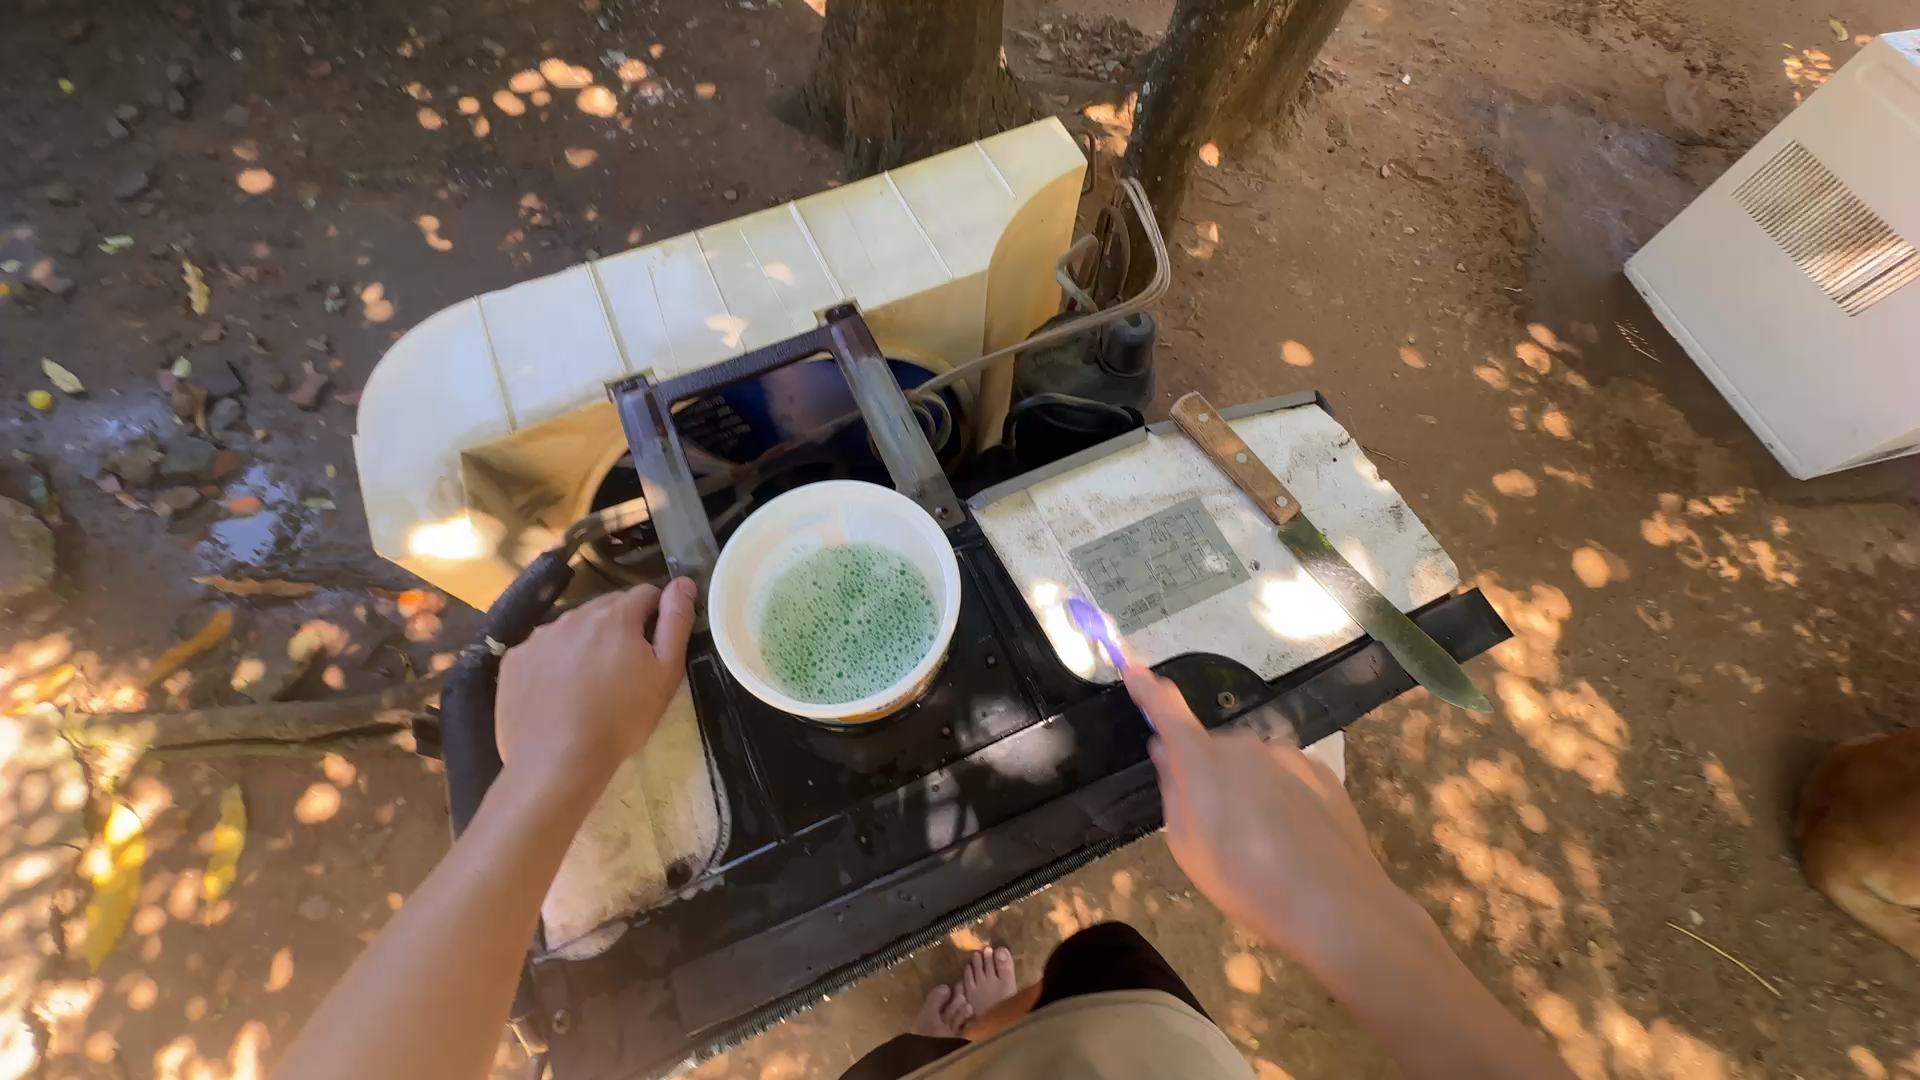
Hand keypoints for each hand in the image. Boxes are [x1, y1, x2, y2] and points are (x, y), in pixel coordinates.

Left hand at [495, 578, 697, 783]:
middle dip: (622, 626)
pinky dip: (557, 659)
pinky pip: (545, 648)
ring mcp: (539, 637)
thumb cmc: (622, 718)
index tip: (656, 644)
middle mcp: (573, 616)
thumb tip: (683, 582)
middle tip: (628, 666)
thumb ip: (676, 621)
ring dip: (589, 640)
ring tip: (593, 681)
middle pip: (608, 607)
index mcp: (614, 616)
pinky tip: (562, 690)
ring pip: (575, 626)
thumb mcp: (666, 672)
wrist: (557, 762)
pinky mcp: (514, 660)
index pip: (645, 593)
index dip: (657, 613)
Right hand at [1126, 668, 1413, 965]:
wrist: (1335, 906)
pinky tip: (1295, 839)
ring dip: (1247, 787)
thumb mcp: (1187, 846)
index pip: (1167, 710)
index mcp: (1202, 759)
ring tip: (1263, 842)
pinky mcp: (1321, 772)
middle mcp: (1243, 743)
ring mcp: (1287, 754)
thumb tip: (1166, 752)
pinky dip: (1282, 797)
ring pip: (1252, 763)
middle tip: (1217, 827)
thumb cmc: (1244, 881)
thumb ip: (1173, 791)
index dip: (1148, 689)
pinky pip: (1286, 776)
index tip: (1134, 668)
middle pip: (1213, 748)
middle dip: (1208, 774)